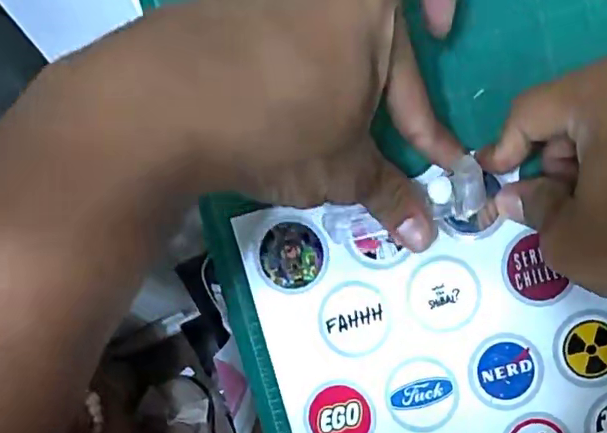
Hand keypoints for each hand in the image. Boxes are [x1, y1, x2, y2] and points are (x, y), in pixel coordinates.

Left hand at [51, 0, 462, 250]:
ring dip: (357, 78)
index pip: (423, 10)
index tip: (443, 77)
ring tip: (355, 131)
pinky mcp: (233, 5)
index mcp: (366, 4)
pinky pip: (296, 32)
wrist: (162, 104)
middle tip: (407, 139)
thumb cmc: (280, 127)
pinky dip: (314, 68)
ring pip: (337, 32)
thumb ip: (393, 195)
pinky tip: (308, 110)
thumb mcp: (348, 171)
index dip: (440, 49)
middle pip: (382, 29)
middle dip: (401, 88)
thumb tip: (426, 235)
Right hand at [479, 58, 606, 337]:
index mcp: (605, 90)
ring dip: (603, 156)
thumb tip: (513, 195)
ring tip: (605, 208)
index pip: (533, 109)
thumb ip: (533, 206)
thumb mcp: (567, 239)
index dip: (507, 147)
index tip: (499, 180)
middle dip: (560, 154)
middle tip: (559, 205)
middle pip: (582, 107)